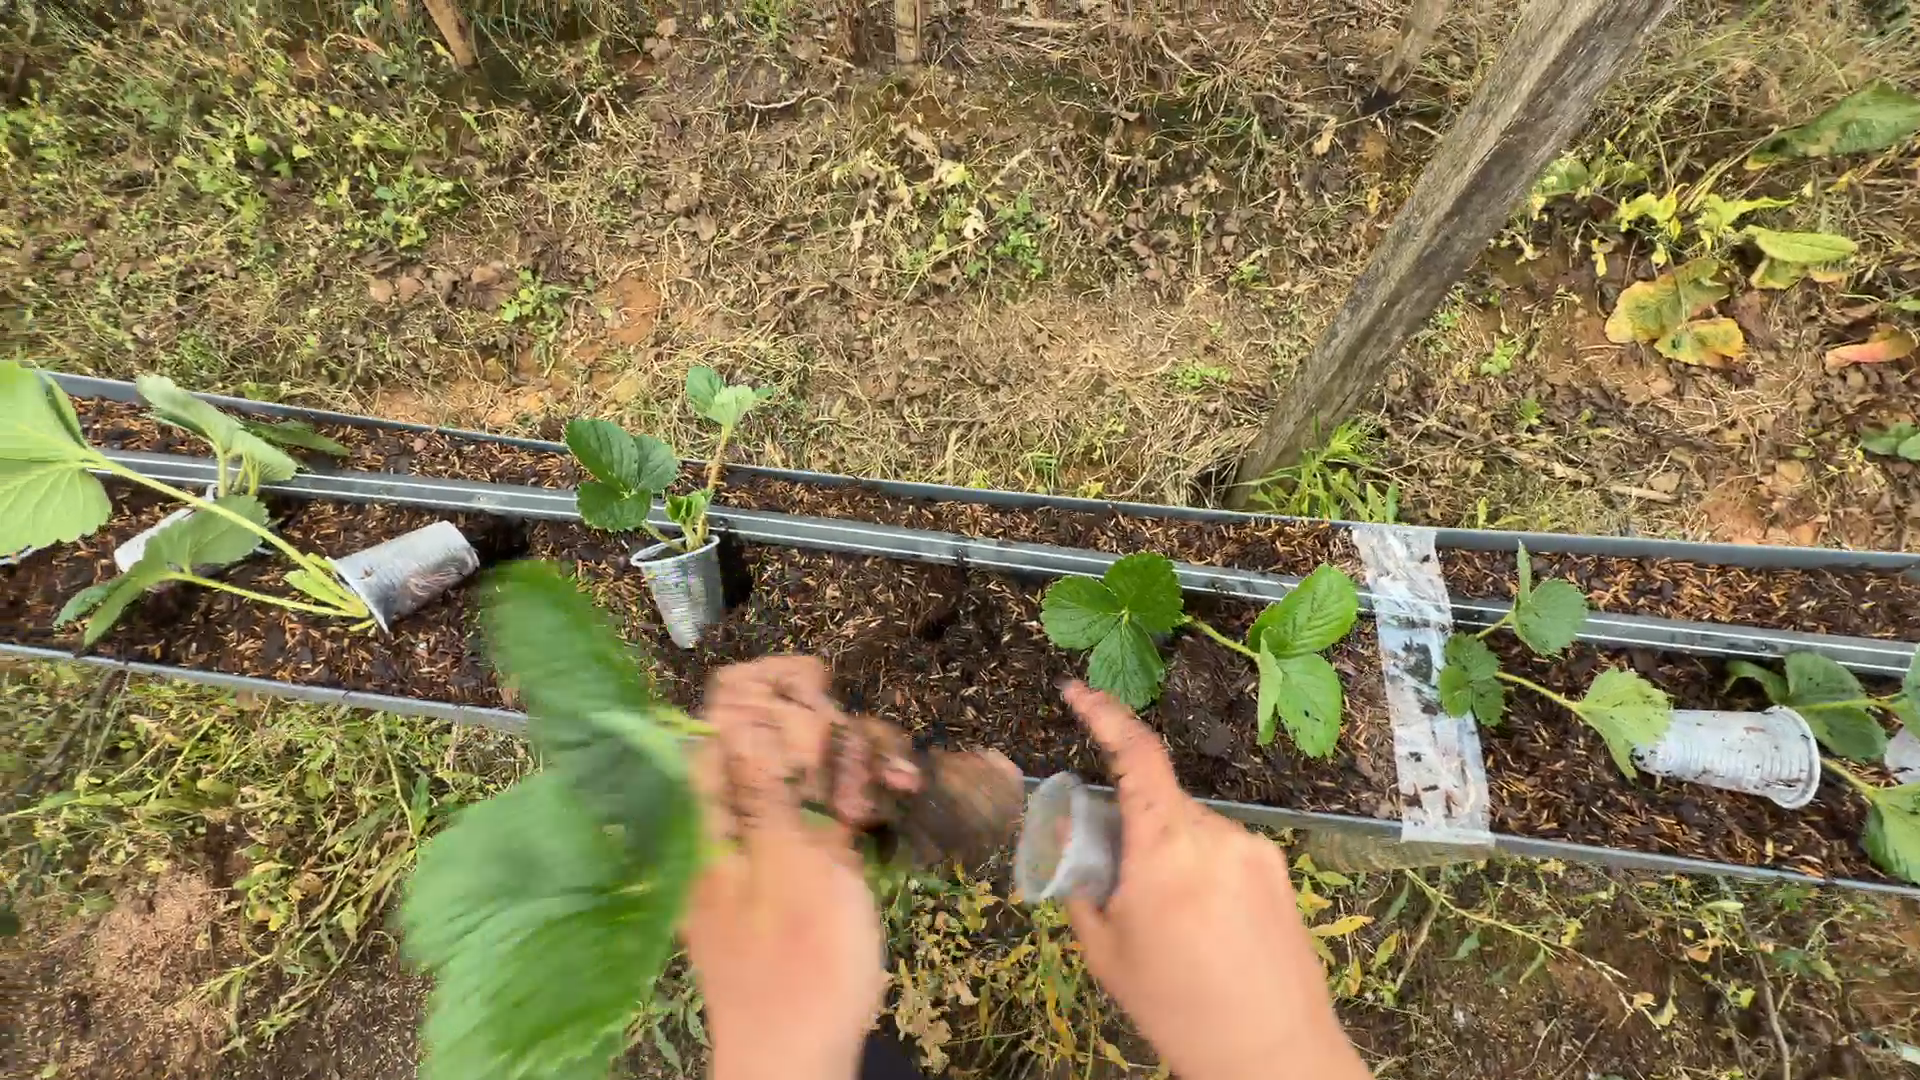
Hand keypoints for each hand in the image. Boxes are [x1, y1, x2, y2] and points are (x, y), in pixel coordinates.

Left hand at [682, 658, 888, 1079]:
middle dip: (829, 729)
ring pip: (810, 760)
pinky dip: (860, 793)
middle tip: (865, 769)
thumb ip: (763, 789)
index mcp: (711, 812)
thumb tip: (739, 713)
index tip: (823, 688)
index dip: (768, 687)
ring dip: (856, 761)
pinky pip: (827, 799)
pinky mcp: (804, 852)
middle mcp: (736, 811)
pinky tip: (896, 796)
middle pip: (774, 730)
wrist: (804, 1059)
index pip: (720, 715)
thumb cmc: (800, 966)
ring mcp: (773, 831)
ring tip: (895, 786)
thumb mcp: (788, 869)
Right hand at [1060, 681, 1370, 1079]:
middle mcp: (1213, 834)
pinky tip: (1208, 919)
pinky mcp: (1277, 866)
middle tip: (1120, 874)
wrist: (1277, 1062)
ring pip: (1189, 824)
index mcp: (1165, 851)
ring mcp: (1252, 848)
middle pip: (1158, 798)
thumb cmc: (1176, 1008)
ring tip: (1172, 915)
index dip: (1104, 714)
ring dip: (1167, 848)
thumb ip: (1079, 880)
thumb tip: (1065, 831)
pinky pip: (1221, 844)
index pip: (1136, 757)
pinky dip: (1198, 863)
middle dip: (1130, 820)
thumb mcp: (1106, 949)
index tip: (1075, 692)